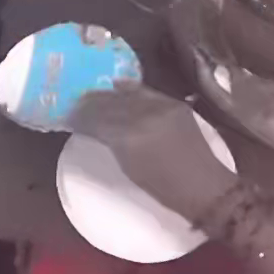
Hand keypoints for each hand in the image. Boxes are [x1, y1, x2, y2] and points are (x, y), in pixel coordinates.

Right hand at [67, 85, 237, 218]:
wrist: (204, 187)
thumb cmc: (162, 188)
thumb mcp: (127, 167)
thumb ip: (110, 142)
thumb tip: (92, 126)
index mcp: (128, 138)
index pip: (96, 119)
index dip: (80, 117)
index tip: (68, 116)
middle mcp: (143, 116)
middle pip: (109, 103)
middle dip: (90, 103)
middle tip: (75, 103)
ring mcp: (161, 107)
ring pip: (126, 95)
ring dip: (107, 94)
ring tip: (93, 96)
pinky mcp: (174, 104)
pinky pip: (146, 91)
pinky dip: (129, 89)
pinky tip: (117, 85)